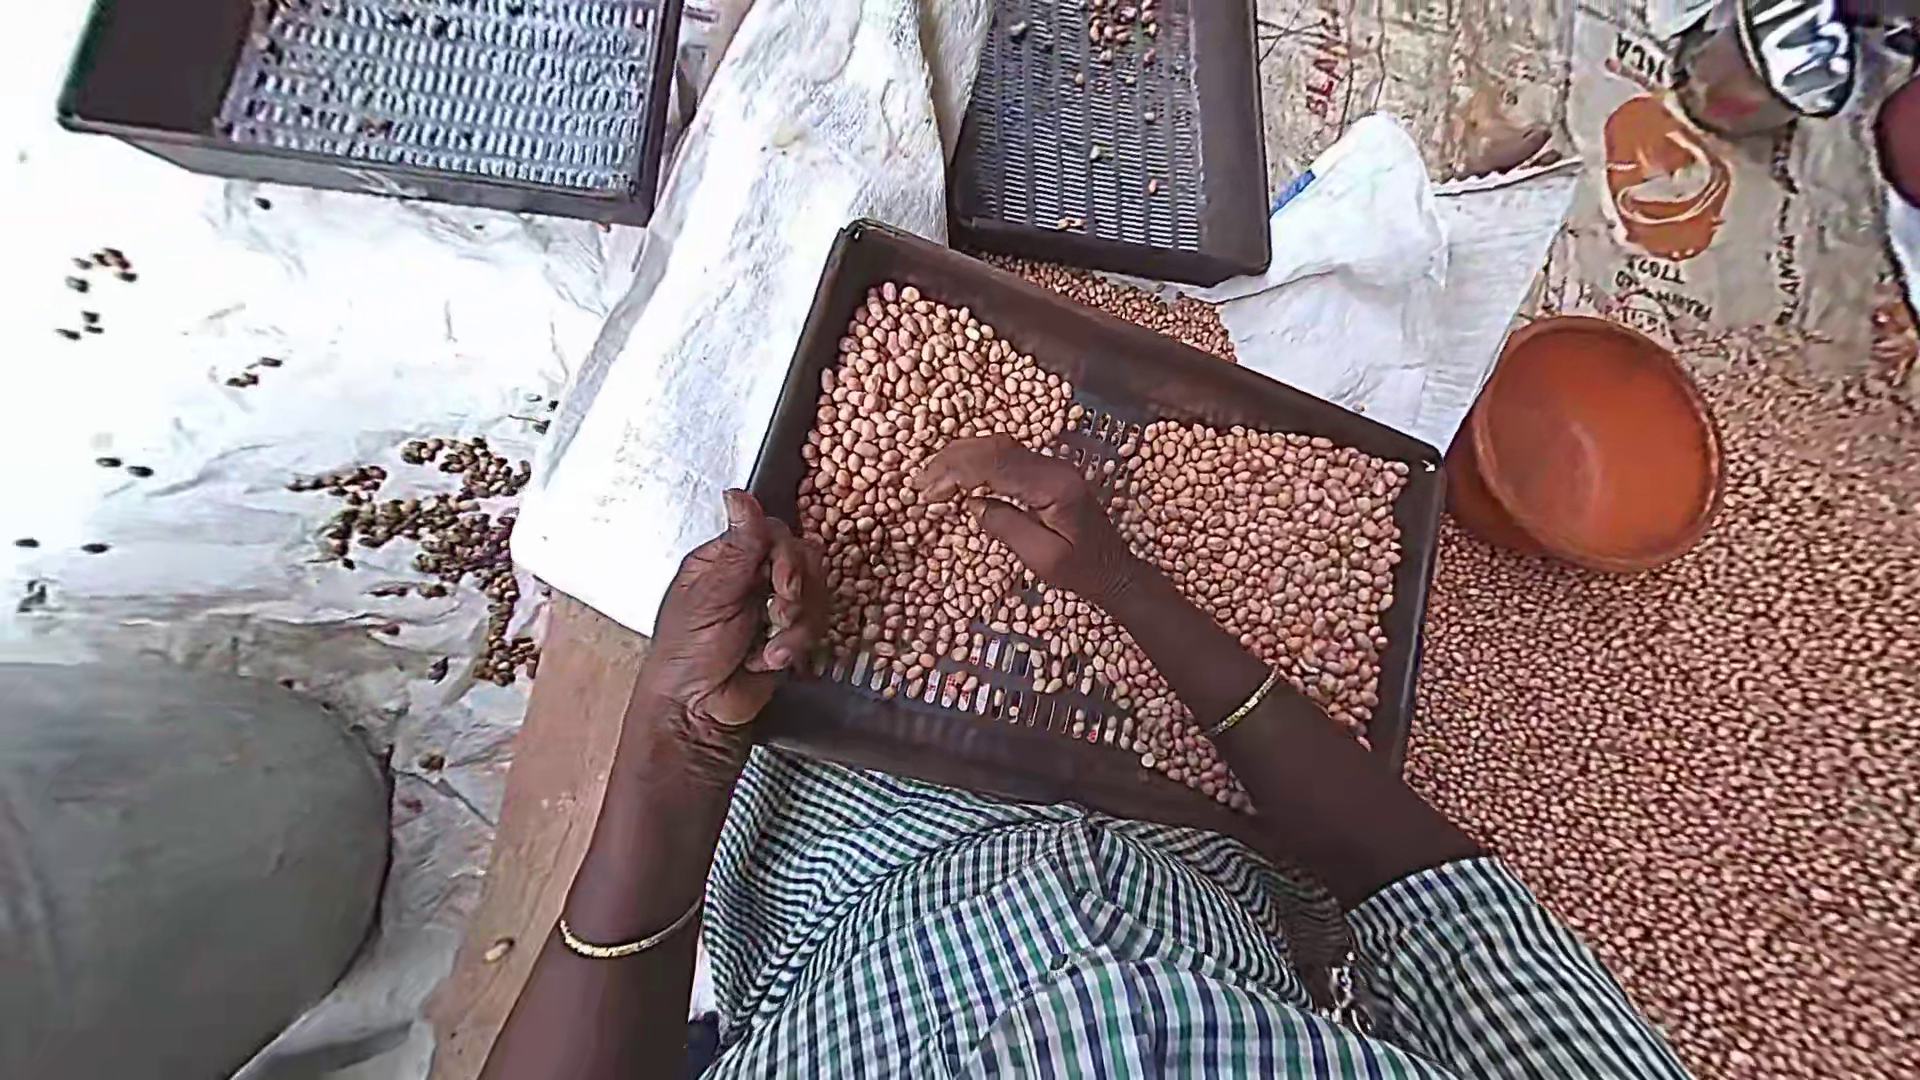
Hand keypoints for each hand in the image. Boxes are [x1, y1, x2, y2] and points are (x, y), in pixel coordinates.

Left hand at [637, 490, 823, 778]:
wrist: (699, 714)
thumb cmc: (688, 655)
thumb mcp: (711, 597)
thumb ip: (738, 547)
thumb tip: (738, 494)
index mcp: (726, 559)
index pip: (773, 533)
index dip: (786, 555)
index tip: (781, 582)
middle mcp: (753, 576)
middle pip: (802, 558)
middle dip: (796, 590)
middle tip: (778, 613)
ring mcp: (775, 604)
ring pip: (815, 591)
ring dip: (796, 624)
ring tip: (769, 646)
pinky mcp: (792, 631)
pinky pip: (817, 622)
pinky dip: (796, 644)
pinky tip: (770, 660)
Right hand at [913, 435, 1141, 607]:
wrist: (1115, 570)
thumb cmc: (1082, 572)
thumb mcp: (1043, 559)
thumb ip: (1007, 527)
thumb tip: (973, 503)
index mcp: (1055, 487)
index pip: (997, 465)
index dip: (957, 472)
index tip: (930, 490)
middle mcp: (1054, 468)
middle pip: (996, 447)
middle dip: (953, 460)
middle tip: (922, 482)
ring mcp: (1052, 467)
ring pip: (999, 446)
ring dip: (962, 457)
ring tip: (932, 477)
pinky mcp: (1047, 473)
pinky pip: (1007, 457)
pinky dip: (977, 462)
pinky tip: (958, 474)